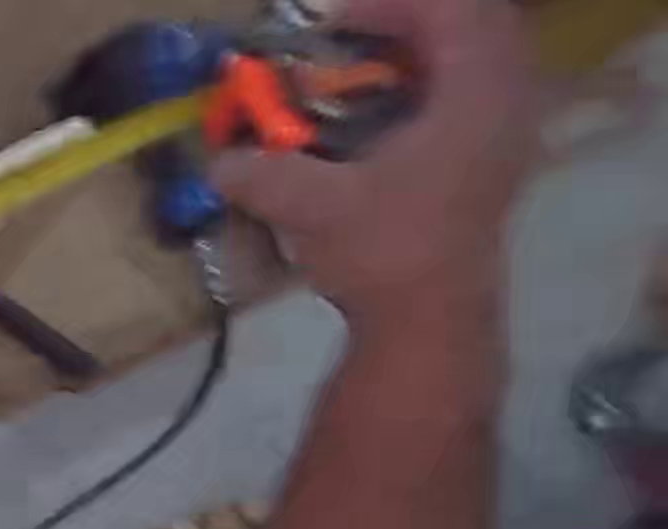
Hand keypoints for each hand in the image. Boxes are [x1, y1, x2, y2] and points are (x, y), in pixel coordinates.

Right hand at [212, 0, 536, 323]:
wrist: (425, 311)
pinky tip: (354, 140)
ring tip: (335, 96)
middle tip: (328, 58)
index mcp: (479, 90)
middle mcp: (499, 98)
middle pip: (455, 36)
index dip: (387, 7)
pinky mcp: (470, 167)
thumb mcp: (313, 207)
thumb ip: (264, 176)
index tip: (324, 27)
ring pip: (449, 75)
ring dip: (389, 76)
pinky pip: (440, 112)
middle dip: (387, 39)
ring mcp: (491, 134)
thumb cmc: (385, 248)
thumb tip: (217, 163)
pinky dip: (395, 111)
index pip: (452, 9)